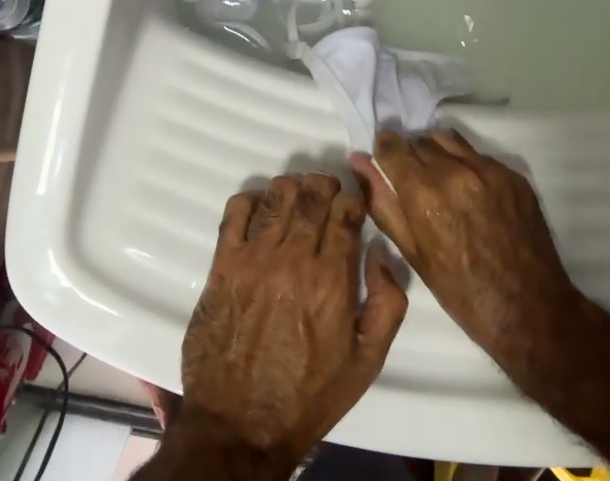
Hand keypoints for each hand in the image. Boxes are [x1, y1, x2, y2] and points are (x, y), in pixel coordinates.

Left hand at [175, 173, 408, 471]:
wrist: (241, 423)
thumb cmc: (309, 395)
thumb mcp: (367, 361)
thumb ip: (388, 303)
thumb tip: (379, 252)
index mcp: (331, 280)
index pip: (346, 211)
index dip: (354, 199)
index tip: (355, 204)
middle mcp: (292, 259)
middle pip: (312, 194)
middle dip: (326, 185)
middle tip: (329, 194)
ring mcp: (252, 259)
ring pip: (277, 195)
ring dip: (293, 187)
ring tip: (299, 199)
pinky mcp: (222, 264)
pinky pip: (236, 211)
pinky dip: (252, 200)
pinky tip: (262, 211)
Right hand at [350, 129, 584, 382]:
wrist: (529, 308)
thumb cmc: (460, 290)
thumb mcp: (412, 252)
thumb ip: (382, 202)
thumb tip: (359, 162)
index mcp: (424, 193)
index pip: (392, 146)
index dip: (385, 150)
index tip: (385, 158)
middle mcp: (455, 172)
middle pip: (419, 141)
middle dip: (411, 155)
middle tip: (415, 183)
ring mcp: (488, 170)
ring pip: (449, 141)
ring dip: (438, 153)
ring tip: (442, 183)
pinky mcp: (513, 175)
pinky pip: (479, 156)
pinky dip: (467, 166)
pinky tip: (472, 196)